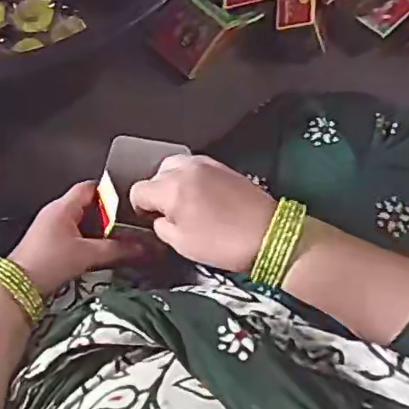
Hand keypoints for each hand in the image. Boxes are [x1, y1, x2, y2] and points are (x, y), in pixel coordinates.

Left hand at [8, 181, 145, 293]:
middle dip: (108, 214)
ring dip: (98, 229)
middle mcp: (55, 213)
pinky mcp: (48, 242)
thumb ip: (116, 249)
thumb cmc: (47, 263)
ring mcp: (50, 227)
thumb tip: (141, 248)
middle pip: (87, 205)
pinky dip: (87, 239)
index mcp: (62, 207)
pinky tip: (98, 251)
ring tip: (117, 239)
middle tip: (127, 224)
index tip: (127, 202)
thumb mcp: (87, 255)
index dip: (109, 192)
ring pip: (81, 221)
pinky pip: (73, 234)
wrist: (19, 286)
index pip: (90, 187)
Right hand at [128, 155, 275, 273]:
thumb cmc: (223, 243)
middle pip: (155, 175)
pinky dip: (191, 179)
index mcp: (170, 188)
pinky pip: (194, 167)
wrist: (270, 235)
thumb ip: (161, 227)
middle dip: (157, 193)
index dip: (140, 208)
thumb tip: (159, 218)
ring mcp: (205, 164)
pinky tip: (202, 198)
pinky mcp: (222, 166)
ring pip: (174, 167)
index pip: (138, 191)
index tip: (150, 220)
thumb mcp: (181, 244)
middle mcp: (185, 169)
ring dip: (173, 183)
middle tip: (170, 214)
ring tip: (185, 204)